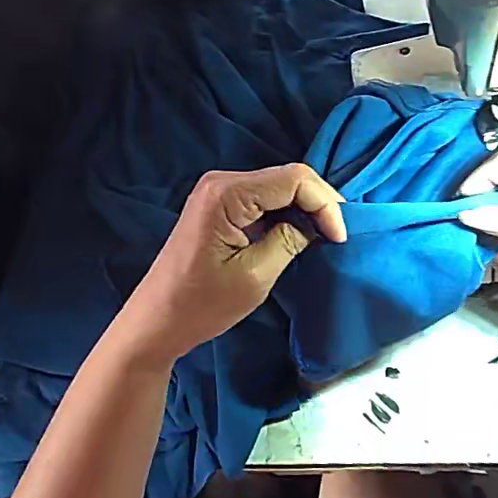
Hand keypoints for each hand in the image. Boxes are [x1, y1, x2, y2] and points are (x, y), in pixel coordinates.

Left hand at [113, 164, 346, 358]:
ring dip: (303, 208)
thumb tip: (317, 225)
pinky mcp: (217, 205)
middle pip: (287, 178)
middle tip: (338, 236)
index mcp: (227, 193)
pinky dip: (284, 213)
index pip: (294, 178)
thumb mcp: (256, 275)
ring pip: (277, 187)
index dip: (325, 204)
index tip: (340, 238)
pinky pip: (261, 199)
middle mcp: (221, 181)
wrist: (157, 320)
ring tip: (323, 237)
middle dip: (318, 204)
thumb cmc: (202, 304)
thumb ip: (291, 240)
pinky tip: (298, 234)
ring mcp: (217, 191)